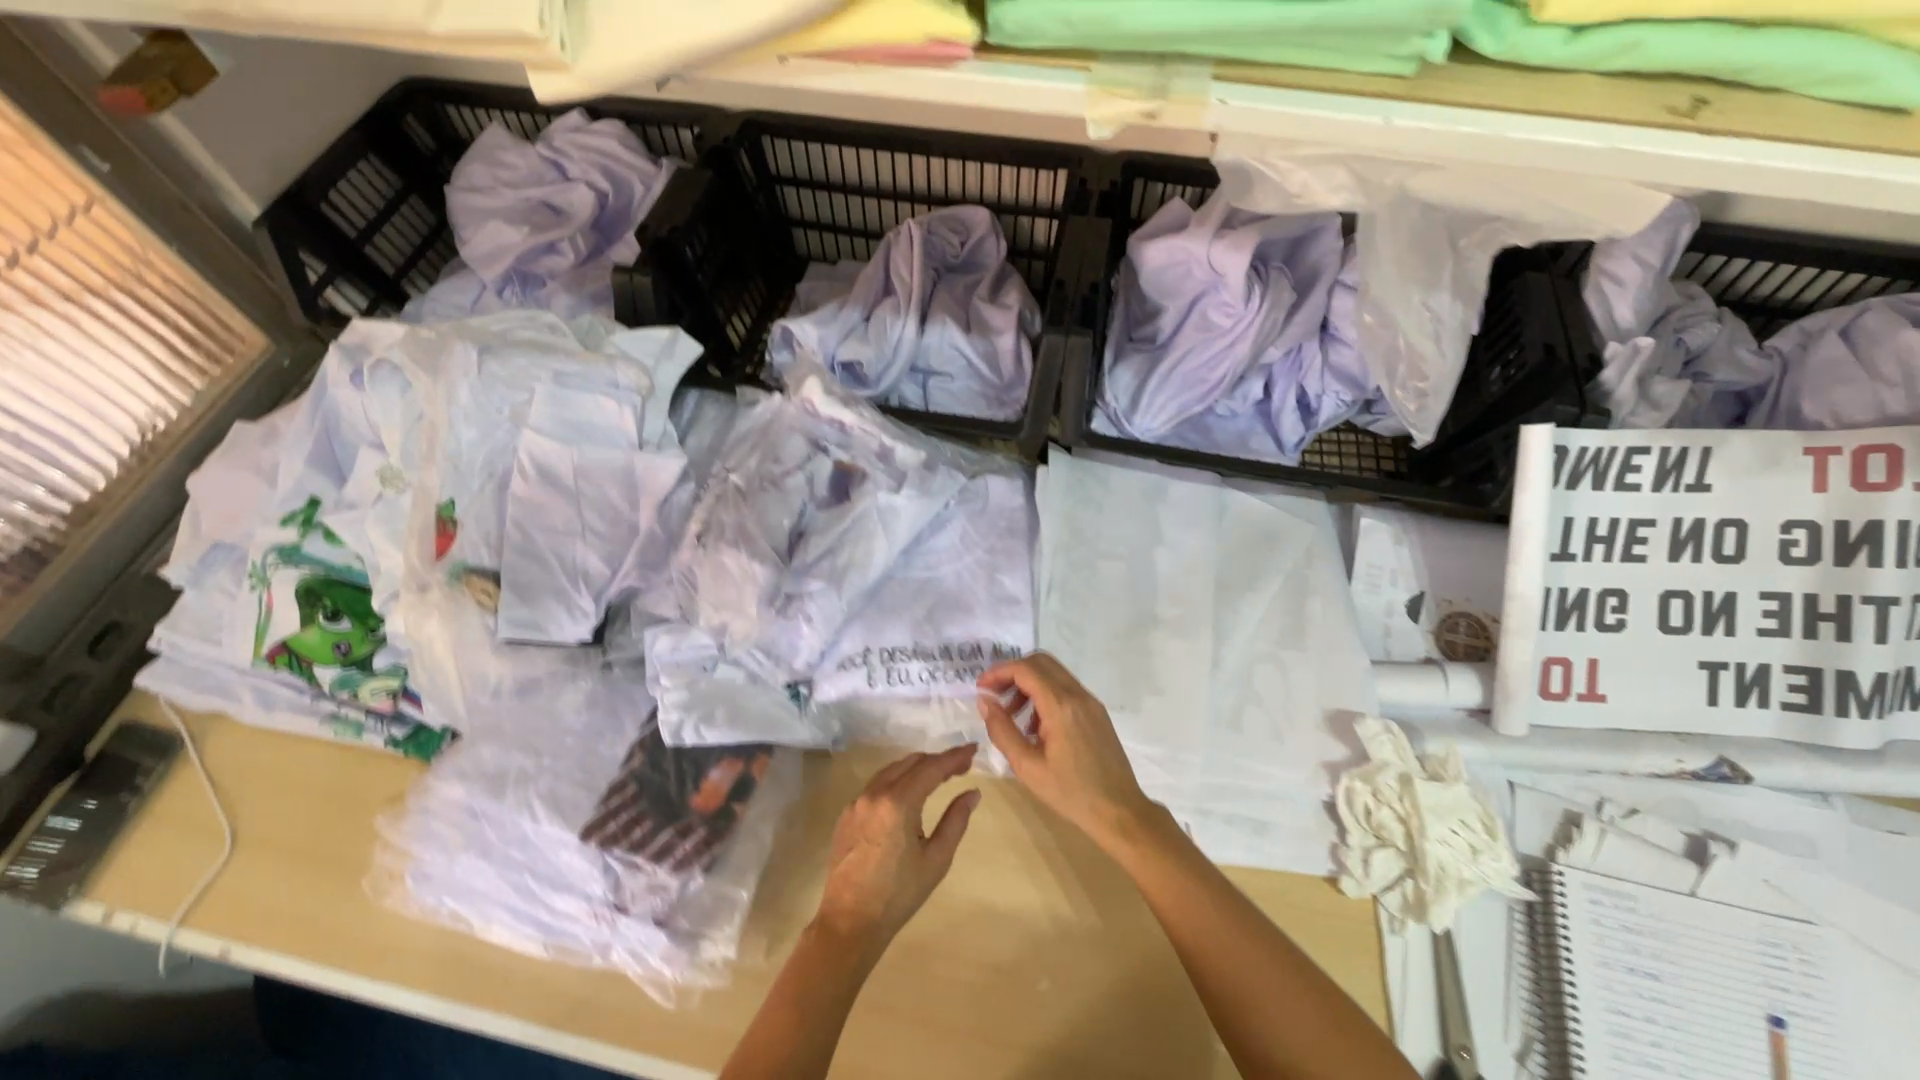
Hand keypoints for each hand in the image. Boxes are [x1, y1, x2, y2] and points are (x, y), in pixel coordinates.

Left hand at [813, 745, 981, 956]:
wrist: (850, 920)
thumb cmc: (899, 894)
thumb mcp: (936, 859)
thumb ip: (956, 820)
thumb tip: (972, 792)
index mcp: (898, 802)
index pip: (932, 768)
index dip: (954, 756)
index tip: (973, 750)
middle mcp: (874, 793)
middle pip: (910, 762)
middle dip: (937, 760)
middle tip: (961, 766)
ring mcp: (856, 803)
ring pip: (891, 771)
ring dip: (916, 768)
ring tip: (939, 776)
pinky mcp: (846, 814)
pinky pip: (876, 785)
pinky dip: (897, 780)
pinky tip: (909, 793)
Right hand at [977, 653, 1158, 855]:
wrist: (1119, 810)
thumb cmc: (1070, 793)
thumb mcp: (1027, 766)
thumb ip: (1002, 730)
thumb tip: (984, 701)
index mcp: (1061, 706)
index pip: (1025, 669)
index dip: (998, 672)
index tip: (980, 688)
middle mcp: (1078, 695)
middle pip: (1041, 662)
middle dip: (1013, 673)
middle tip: (994, 697)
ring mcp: (1091, 702)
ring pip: (1054, 675)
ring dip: (1029, 685)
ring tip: (1013, 718)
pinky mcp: (1097, 713)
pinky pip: (1066, 690)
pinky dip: (1045, 696)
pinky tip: (1036, 728)